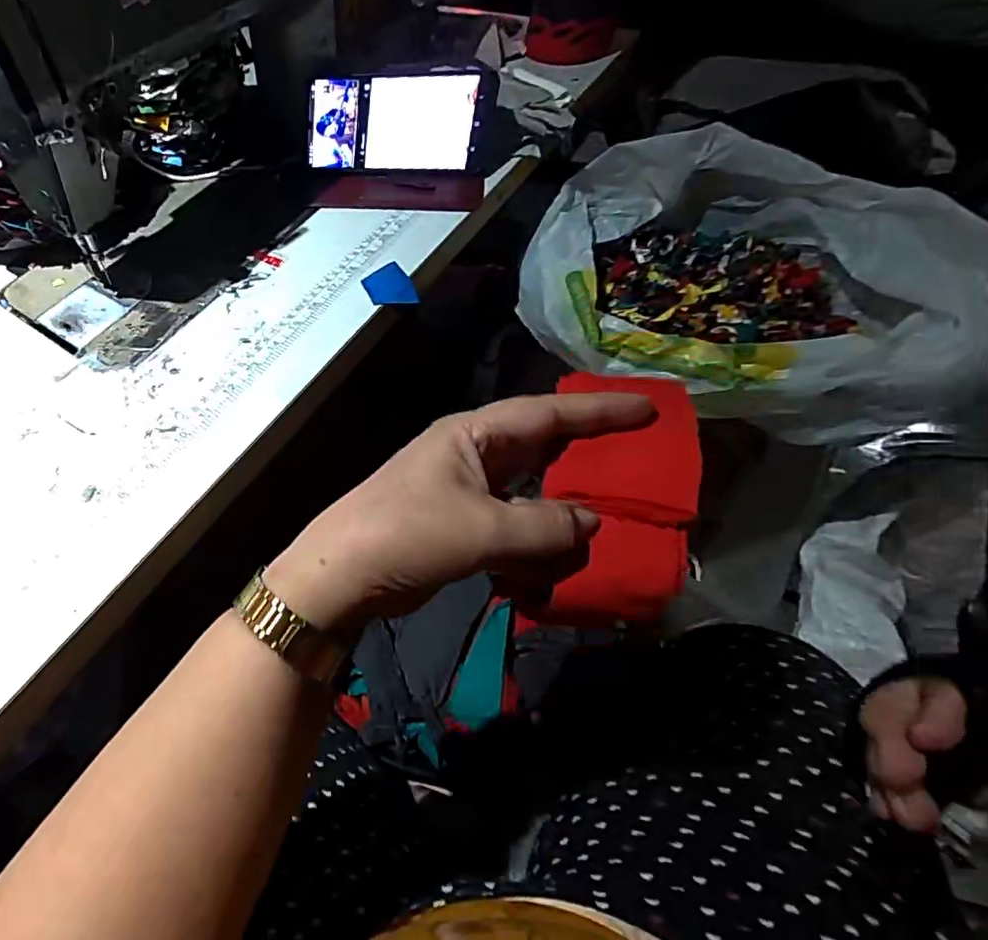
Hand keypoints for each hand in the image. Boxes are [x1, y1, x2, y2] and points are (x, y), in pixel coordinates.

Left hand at [263, 393, 656, 633]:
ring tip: (607, 525)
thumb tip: (593, 522)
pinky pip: (514, 530)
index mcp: (475, 435)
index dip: (599, 411)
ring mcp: (468, 493)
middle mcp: (474, 456)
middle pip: (543, 451)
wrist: (340, 577)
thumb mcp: (480, 529)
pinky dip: (536, 546)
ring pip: (532, 496)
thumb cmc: (406, 533)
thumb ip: (544, 526)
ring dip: (563, 514)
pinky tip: (557, 566)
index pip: (548, 413)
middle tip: (637, 465)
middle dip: (586, 460)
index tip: (647, 410)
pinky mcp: (463, 529)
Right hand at [861, 679, 987, 937]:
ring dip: (909, 765)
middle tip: (889, 768)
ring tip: (889, 799)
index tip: (928, 734)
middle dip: (918, 724)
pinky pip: (976, 808)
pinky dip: (926, 801)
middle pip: (987, 714)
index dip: (971, 693)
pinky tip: (901, 812)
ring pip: (965, 756)